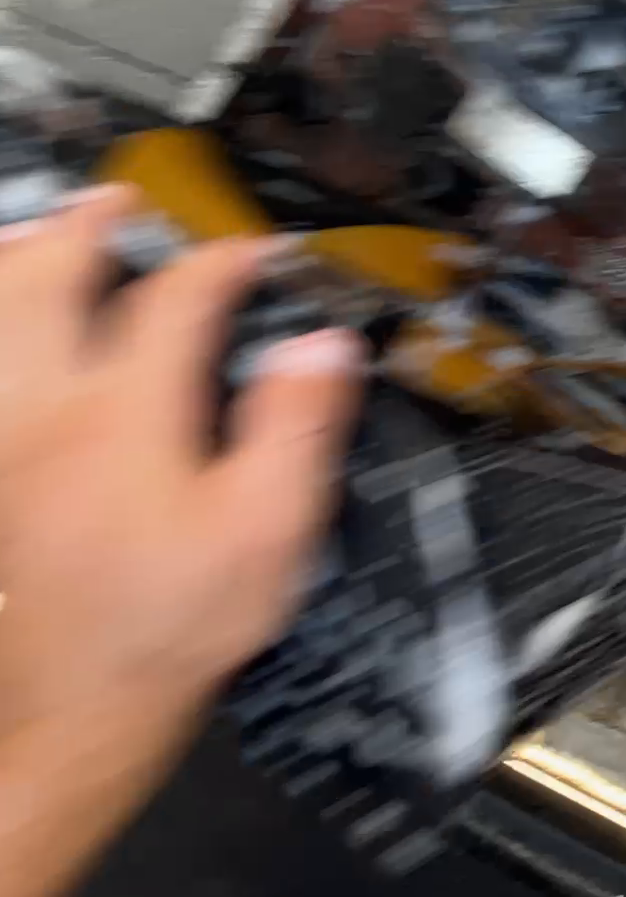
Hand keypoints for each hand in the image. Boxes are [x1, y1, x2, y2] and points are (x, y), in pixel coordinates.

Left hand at [0, 185, 362, 896]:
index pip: (174, 307)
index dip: (220, 266)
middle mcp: (42, 419)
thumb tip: (323, 344)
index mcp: (125, 421)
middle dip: (84, 233)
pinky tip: (7, 334)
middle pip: (43, 293)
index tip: (259, 250)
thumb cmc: (190, 609)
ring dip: (12, 265)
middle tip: (120, 200)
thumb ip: (297, 422)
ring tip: (40, 232)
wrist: (86, 696)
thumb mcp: (274, 518)